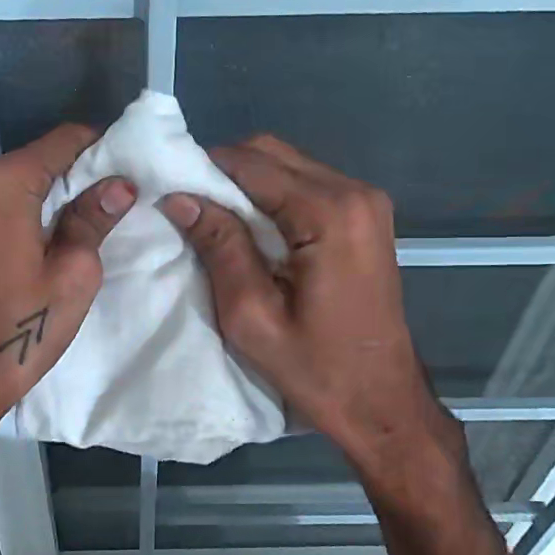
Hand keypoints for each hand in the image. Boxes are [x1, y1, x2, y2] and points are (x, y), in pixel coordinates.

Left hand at [0, 124, 134, 454]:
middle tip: (133, 196)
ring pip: (34, 180)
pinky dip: (47, 210)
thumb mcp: (73, 272)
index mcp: (6, 181)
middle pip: (48, 156)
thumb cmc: (20, 326)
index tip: (142, 168)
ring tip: (111, 216)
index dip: (108, 148)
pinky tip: (74, 232)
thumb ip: (94, 219)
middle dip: (91, 171)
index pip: (67, 139)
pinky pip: (17, 203)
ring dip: (70, 193)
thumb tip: (122, 184)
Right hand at [156, 135, 456, 472]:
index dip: (204, 170)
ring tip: (219, 224)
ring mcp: (367, 202)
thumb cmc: (316, 369)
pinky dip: (274, 196)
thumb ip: (219, 248)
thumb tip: (179, 198)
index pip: (251, 163)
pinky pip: (308, 185)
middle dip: (225, 172)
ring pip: (289, 165)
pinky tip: (255, 232)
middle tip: (193, 211)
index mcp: (329, 214)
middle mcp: (355, 192)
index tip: (172, 195)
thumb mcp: (252, 316)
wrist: (382, 401)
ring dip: (249, 184)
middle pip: (272, 153)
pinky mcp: (367, 216)